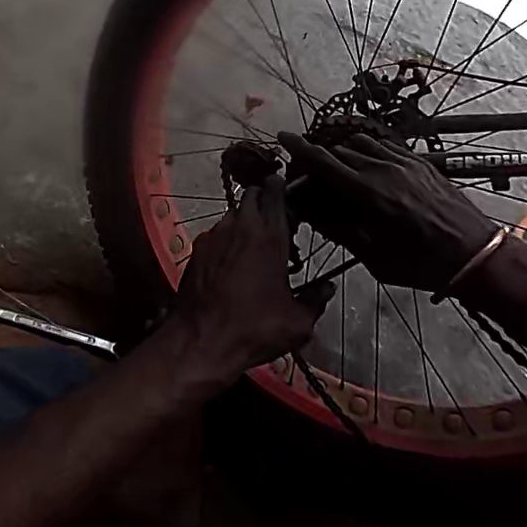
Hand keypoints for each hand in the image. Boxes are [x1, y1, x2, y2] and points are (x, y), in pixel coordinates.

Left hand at [163, 175, 332, 385]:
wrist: (201, 340)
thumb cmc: (255, 328)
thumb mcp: (297, 322)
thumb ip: (315, 299)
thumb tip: (328, 287)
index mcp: (270, 236)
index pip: (275, 192)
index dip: (280, 185)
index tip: (286, 187)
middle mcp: (241, 226)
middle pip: (252, 195)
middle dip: (264, 200)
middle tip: (275, 219)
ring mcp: (215, 234)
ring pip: (233, 214)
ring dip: (245, 221)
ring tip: (254, 245)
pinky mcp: (197, 248)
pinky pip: (216, 233)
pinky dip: (227, 239)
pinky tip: (231, 262)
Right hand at [278, 132, 497, 292]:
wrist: (476, 255)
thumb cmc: (422, 265)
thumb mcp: (373, 257)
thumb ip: (338, 229)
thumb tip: (309, 210)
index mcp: (367, 193)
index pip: (323, 161)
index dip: (299, 147)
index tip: (283, 137)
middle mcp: (382, 169)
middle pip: (338, 150)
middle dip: (319, 158)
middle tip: (312, 175)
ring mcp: (403, 161)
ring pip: (360, 142)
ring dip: (343, 150)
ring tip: (339, 169)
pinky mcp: (419, 161)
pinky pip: (384, 144)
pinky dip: (367, 149)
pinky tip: (367, 164)